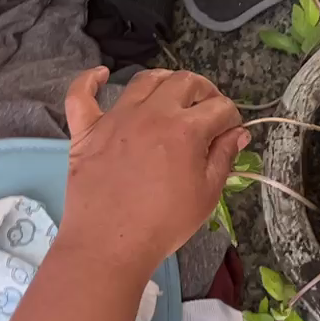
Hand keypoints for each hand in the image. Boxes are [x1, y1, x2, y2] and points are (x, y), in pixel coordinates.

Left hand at [58, 67, 246, 278]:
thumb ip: (224, 157)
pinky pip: (81, 94)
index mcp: (186, 129)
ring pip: (144, 80)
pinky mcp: (87, 130)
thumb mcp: (207, 194)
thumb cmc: (164, 224)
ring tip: (171, 94)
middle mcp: (153, 113)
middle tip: (207, 111)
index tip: (231, 132)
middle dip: (205, 91)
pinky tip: (102, 74)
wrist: (109, 245)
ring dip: (164, 80)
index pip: (220, 107)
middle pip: (186, 81)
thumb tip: (238, 132)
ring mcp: (117, 118)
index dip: (231, 118)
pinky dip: (90, 80)